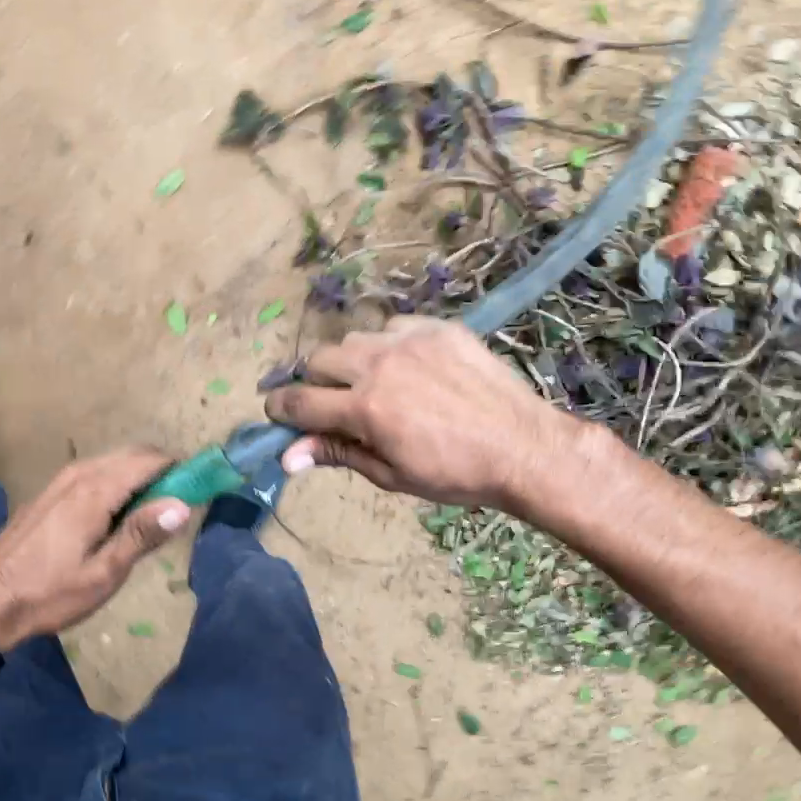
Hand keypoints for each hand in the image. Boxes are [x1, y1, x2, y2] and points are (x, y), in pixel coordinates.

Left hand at [0, 448, 190, 650]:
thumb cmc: (49, 593)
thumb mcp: (103, 573)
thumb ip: (141, 535)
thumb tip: (183, 503)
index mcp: (95, 490)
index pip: (149, 460)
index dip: (179, 469)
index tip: (199, 492)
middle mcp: (79, 474)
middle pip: (132, 455)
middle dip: (161, 471)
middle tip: (177, 508)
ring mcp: (61, 480)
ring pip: (113, 462)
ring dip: (138, 477)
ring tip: (151, 517)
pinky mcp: (50, 491)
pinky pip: (94, 473)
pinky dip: (116, 483)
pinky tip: (117, 518)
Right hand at [264, 316, 587, 512]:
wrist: (524, 448)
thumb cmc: (454, 473)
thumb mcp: (390, 474)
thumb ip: (337, 453)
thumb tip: (288, 455)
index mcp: (364, 408)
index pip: (298, 402)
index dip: (278, 409)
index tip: (276, 413)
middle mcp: (378, 366)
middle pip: (317, 360)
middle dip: (313, 382)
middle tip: (332, 402)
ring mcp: (409, 341)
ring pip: (353, 340)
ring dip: (350, 362)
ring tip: (373, 382)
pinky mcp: (437, 328)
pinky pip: (393, 326)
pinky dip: (388, 345)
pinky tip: (408, 367)